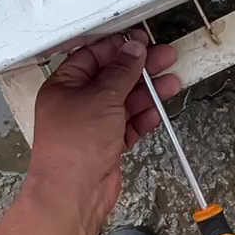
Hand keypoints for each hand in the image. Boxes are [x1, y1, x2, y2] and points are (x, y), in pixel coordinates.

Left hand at [27, 32, 179, 225]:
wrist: (73, 192)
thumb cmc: (73, 146)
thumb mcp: (101, 98)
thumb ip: (120, 73)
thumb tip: (132, 51)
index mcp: (64, 85)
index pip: (92, 56)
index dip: (117, 47)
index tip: (140, 42)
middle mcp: (76, 103)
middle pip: (112, 77)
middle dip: (139, 68)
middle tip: (164, 58)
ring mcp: (92, 124)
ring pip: (124, 101)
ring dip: (147, 92)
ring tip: (171, 82)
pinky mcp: (106, 144)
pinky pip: (128, 125)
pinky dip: (143, 118)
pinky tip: (156, 111)